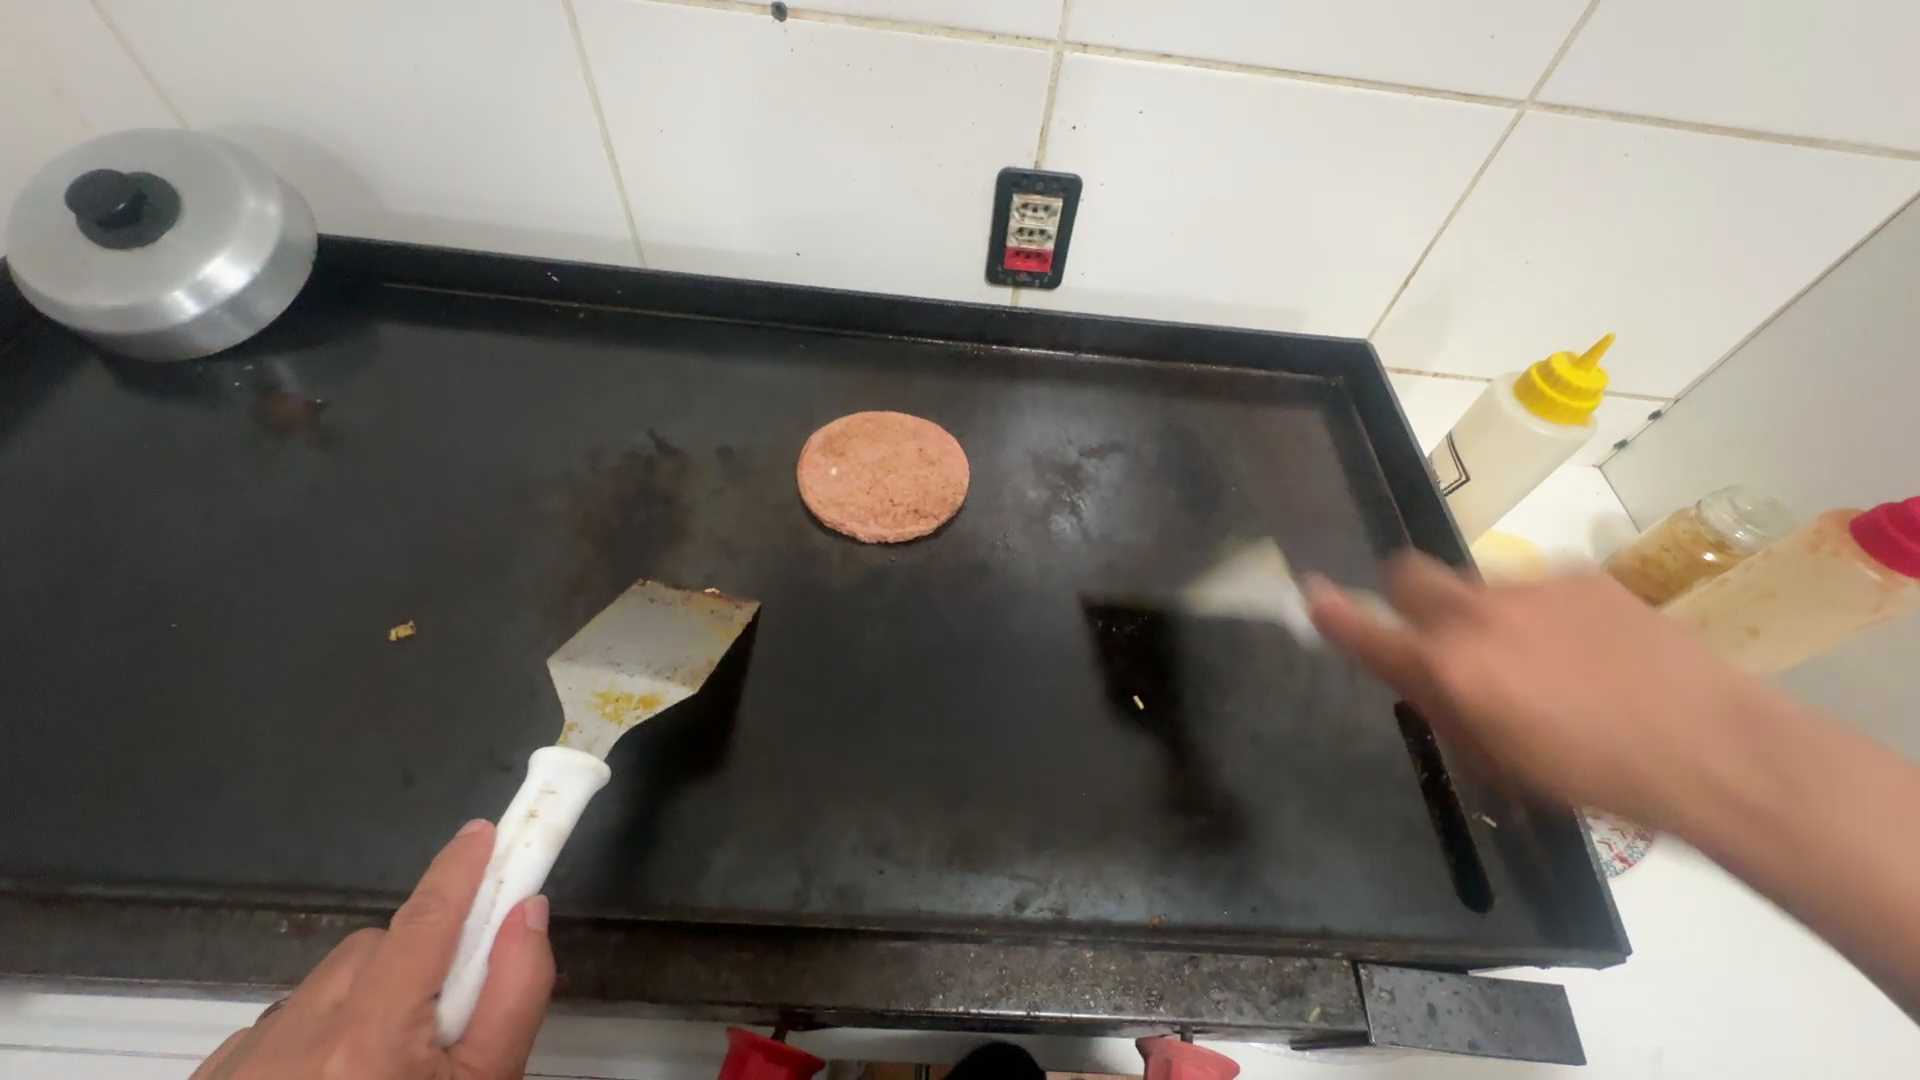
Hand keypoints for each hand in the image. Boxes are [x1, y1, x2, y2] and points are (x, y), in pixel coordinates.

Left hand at [191, 820, 554, 1079]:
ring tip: (382, 1063)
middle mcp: (290, 1040)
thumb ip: (518, 990)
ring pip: (325, 984)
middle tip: (446, 1007)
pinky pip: (277, 1022)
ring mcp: (239, 1065)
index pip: (425, 922)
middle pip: (374, 950)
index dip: (460, 870)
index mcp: (368, 1037)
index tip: (485, 830)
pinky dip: (313, 1030)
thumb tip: (527, 908)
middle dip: (419, 957)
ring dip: (366, 995)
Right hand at [1307, 551, 1784, 828]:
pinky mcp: (1584, 578)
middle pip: (1409, 574)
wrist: (1719, 752)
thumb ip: (1440, 704)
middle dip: (1407, 594)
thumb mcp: (1495, 756)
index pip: (1367, 630)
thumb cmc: (1592, 777)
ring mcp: (1531, 590)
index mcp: (1448, 668)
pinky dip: (1547, 616)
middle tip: (1439, 632)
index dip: (1331, 611)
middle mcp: (1476, 616)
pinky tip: (1592, 652)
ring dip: (1490, 617)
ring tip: (1547, 661)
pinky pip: (1540, 590)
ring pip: (1481, 589)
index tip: (1311, 591)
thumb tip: (1413, 672)